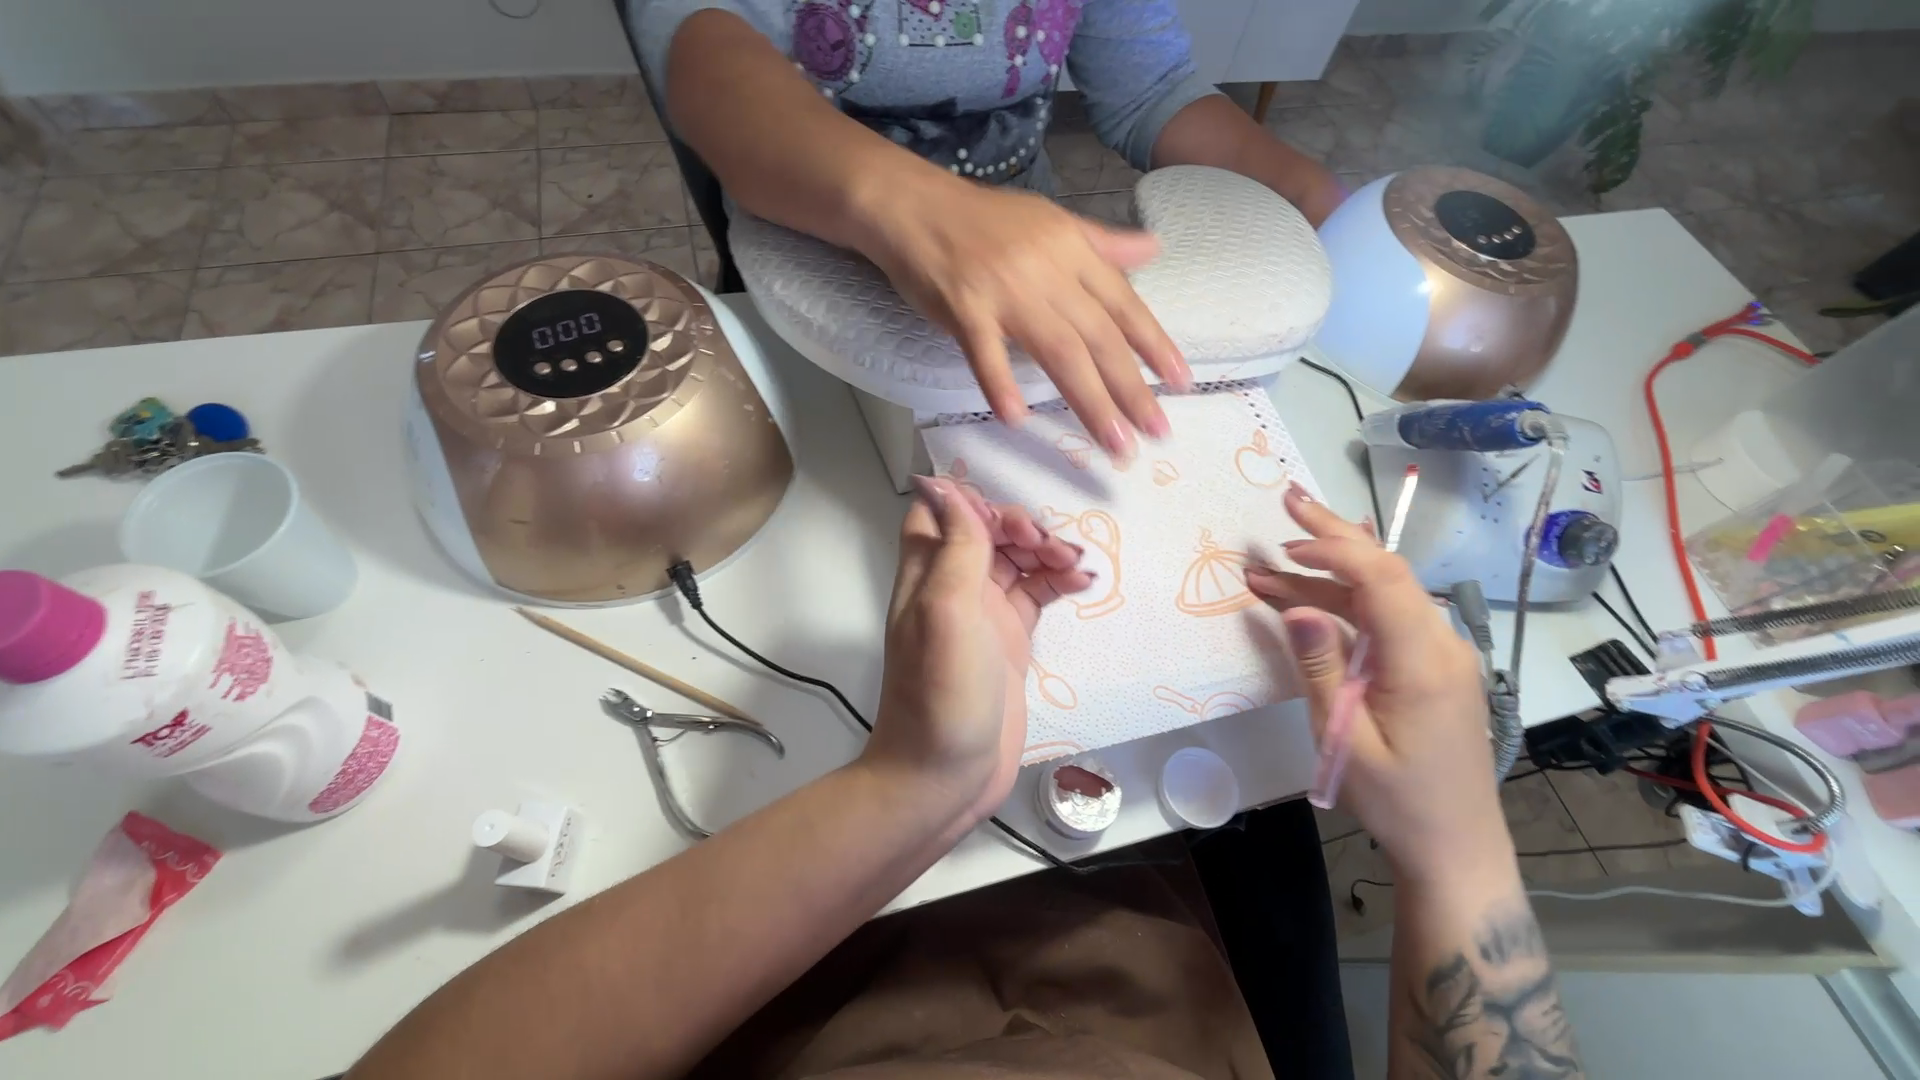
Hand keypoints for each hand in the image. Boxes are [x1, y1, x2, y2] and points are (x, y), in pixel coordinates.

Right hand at [854, 175, 1190, 462]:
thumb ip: (1103, 245)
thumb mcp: (1052, 222)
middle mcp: (1048, 273)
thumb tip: (1154, 250)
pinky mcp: (964, 309)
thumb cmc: (983, 220)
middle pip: (1098, 338)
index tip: (1181, 384)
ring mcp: (1005, 292)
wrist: (915, 205)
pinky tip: (1016, 419)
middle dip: (1132, 389)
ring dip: (1090, 401)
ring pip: (1057, 351)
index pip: (1124, 305)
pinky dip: (999, 384)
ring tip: (1115, 443)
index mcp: (1072, 252)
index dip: (1155, 345)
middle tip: (1156, 433)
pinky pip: (984, 352)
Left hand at [862, 476, 1092, 820]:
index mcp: (927, 574)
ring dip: (1046, 552)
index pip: (940, 513)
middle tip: (1047, 546)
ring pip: (1016, 561)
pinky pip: (1036, 596)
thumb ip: (954, 548)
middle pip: (986, 532)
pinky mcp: (1009, 642)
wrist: (944, 776)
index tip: (1007, 518)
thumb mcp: (947, 611)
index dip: (972, 503)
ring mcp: (982, 615)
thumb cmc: (940, 695)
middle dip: (1021, 527)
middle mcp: (951, 588)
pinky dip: (1057, 582)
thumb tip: (944, 486)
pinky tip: (1081, 582)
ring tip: (1074, 565)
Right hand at [1246, 485, 1513, 886]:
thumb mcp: (1345, 739)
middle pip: (1387, 571)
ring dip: (1326, 579)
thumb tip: (1296, 608)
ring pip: (1382, 595)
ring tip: (1266, 571)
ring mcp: (1441, 656)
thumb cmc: (1396, 802)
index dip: (1333, 550)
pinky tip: (1309, 600)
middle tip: (1289, 501)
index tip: (1284, 543)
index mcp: (1424, 662)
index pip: (1382, 579)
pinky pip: (1387, 620)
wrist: (1456, 848)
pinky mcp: (1432, 668)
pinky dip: (1345, 605)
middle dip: (1335, 535)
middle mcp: (1441, 646)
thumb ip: (1321, 669)